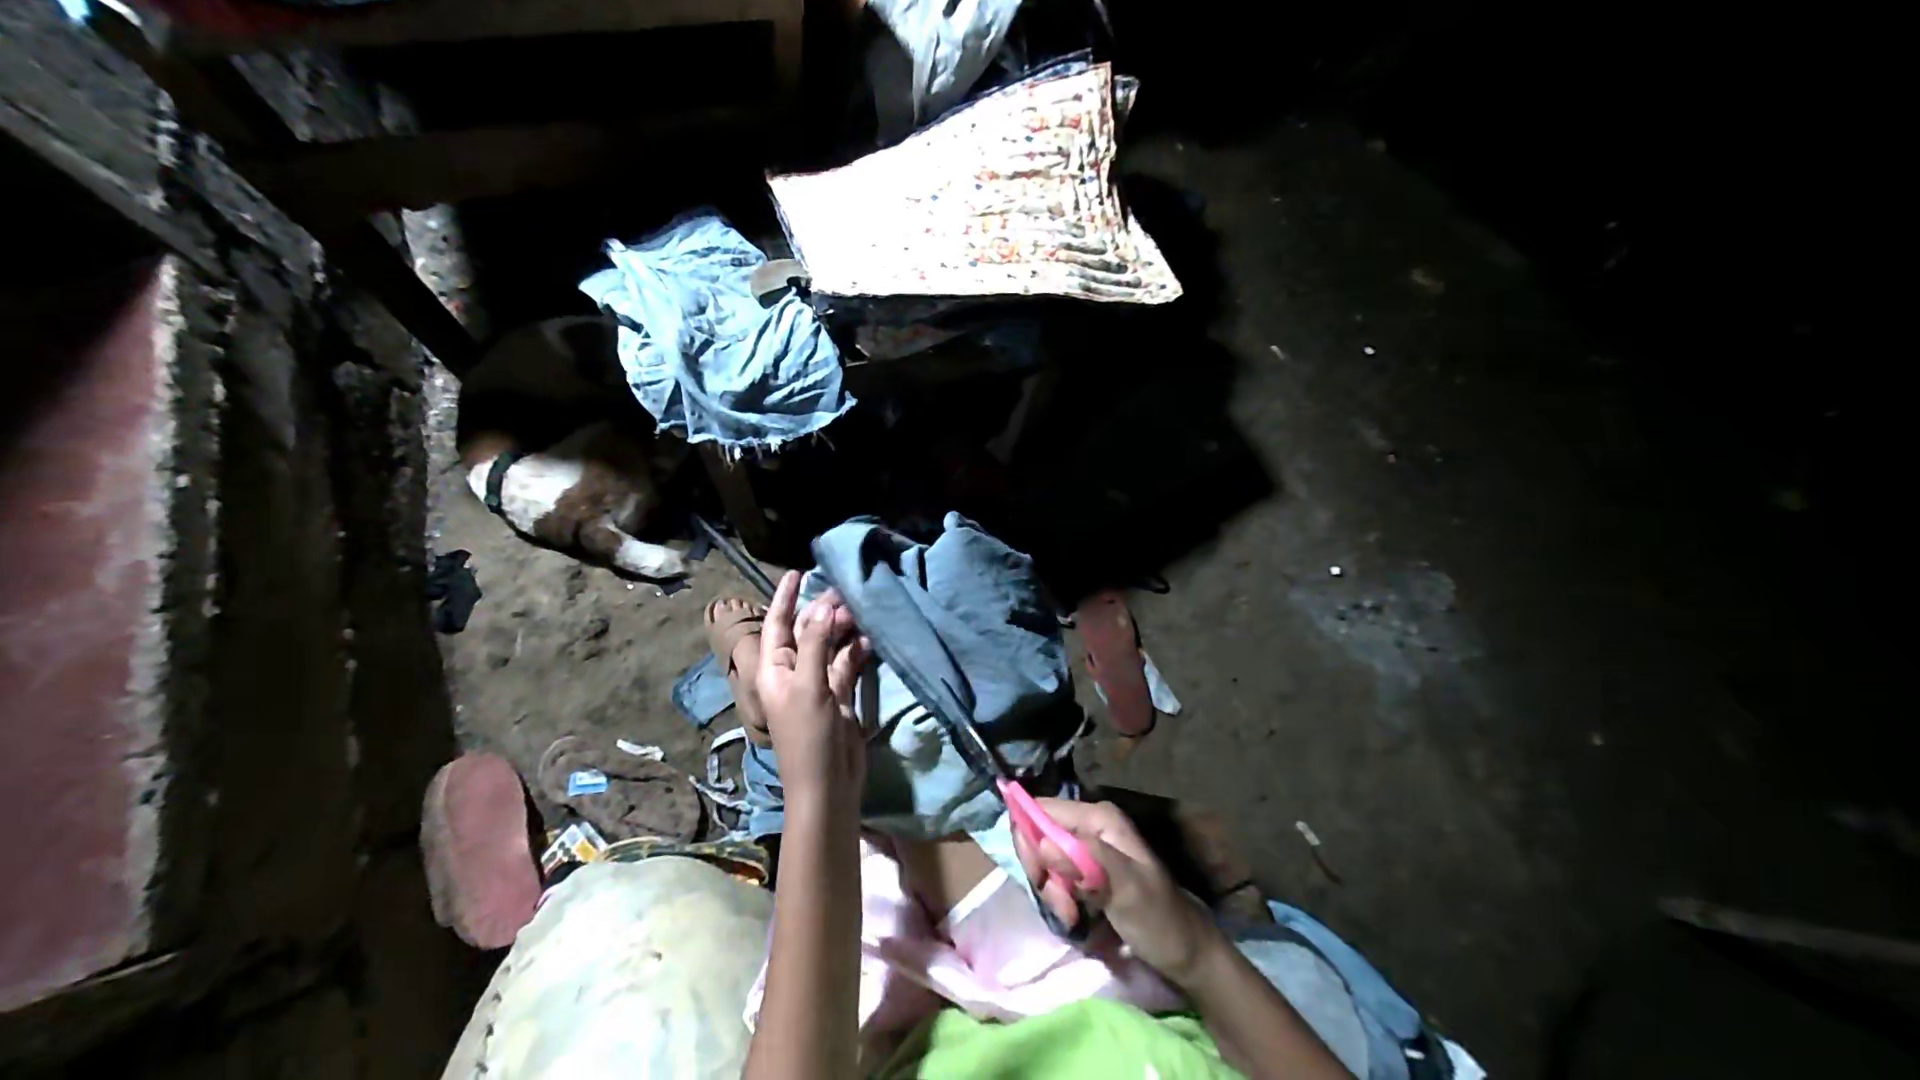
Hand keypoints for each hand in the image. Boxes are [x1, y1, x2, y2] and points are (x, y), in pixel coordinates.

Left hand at [754, 571, 870, 810]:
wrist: (828, 783)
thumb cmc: (808, 735)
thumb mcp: (808, 685)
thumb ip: (814, 643)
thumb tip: (822, 605)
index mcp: (774, 670)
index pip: (777, 625)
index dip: (786, 598)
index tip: (798, 572)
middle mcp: (793, 673)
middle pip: (807, 632)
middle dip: (823, 612)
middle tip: (846, 592)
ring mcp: (817, 685)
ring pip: (829, 647)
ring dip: (843, 630)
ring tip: (861, 611)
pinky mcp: (840, 696)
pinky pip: (847, 666)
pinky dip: (857, 653)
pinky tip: (870, 640)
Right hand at [1014, 798, 1224, 985]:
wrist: (1185, 951)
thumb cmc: (1159, 918)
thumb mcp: (1127, 889)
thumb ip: (1087, 861)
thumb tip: (1043, 845)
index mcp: (1098, 816)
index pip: (1040, 810)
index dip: (1029, 840)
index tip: (1040, 878)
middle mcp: (1089, 824)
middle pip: (1038, 833)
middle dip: (1042, 871)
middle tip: (1063, 904)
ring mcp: (1087, 846)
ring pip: (1044, 858)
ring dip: (1051, 890)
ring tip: (1073, 914)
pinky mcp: (1085, 869)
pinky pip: (1055, 875)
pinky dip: (1059, 897)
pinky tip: (1075, 914)